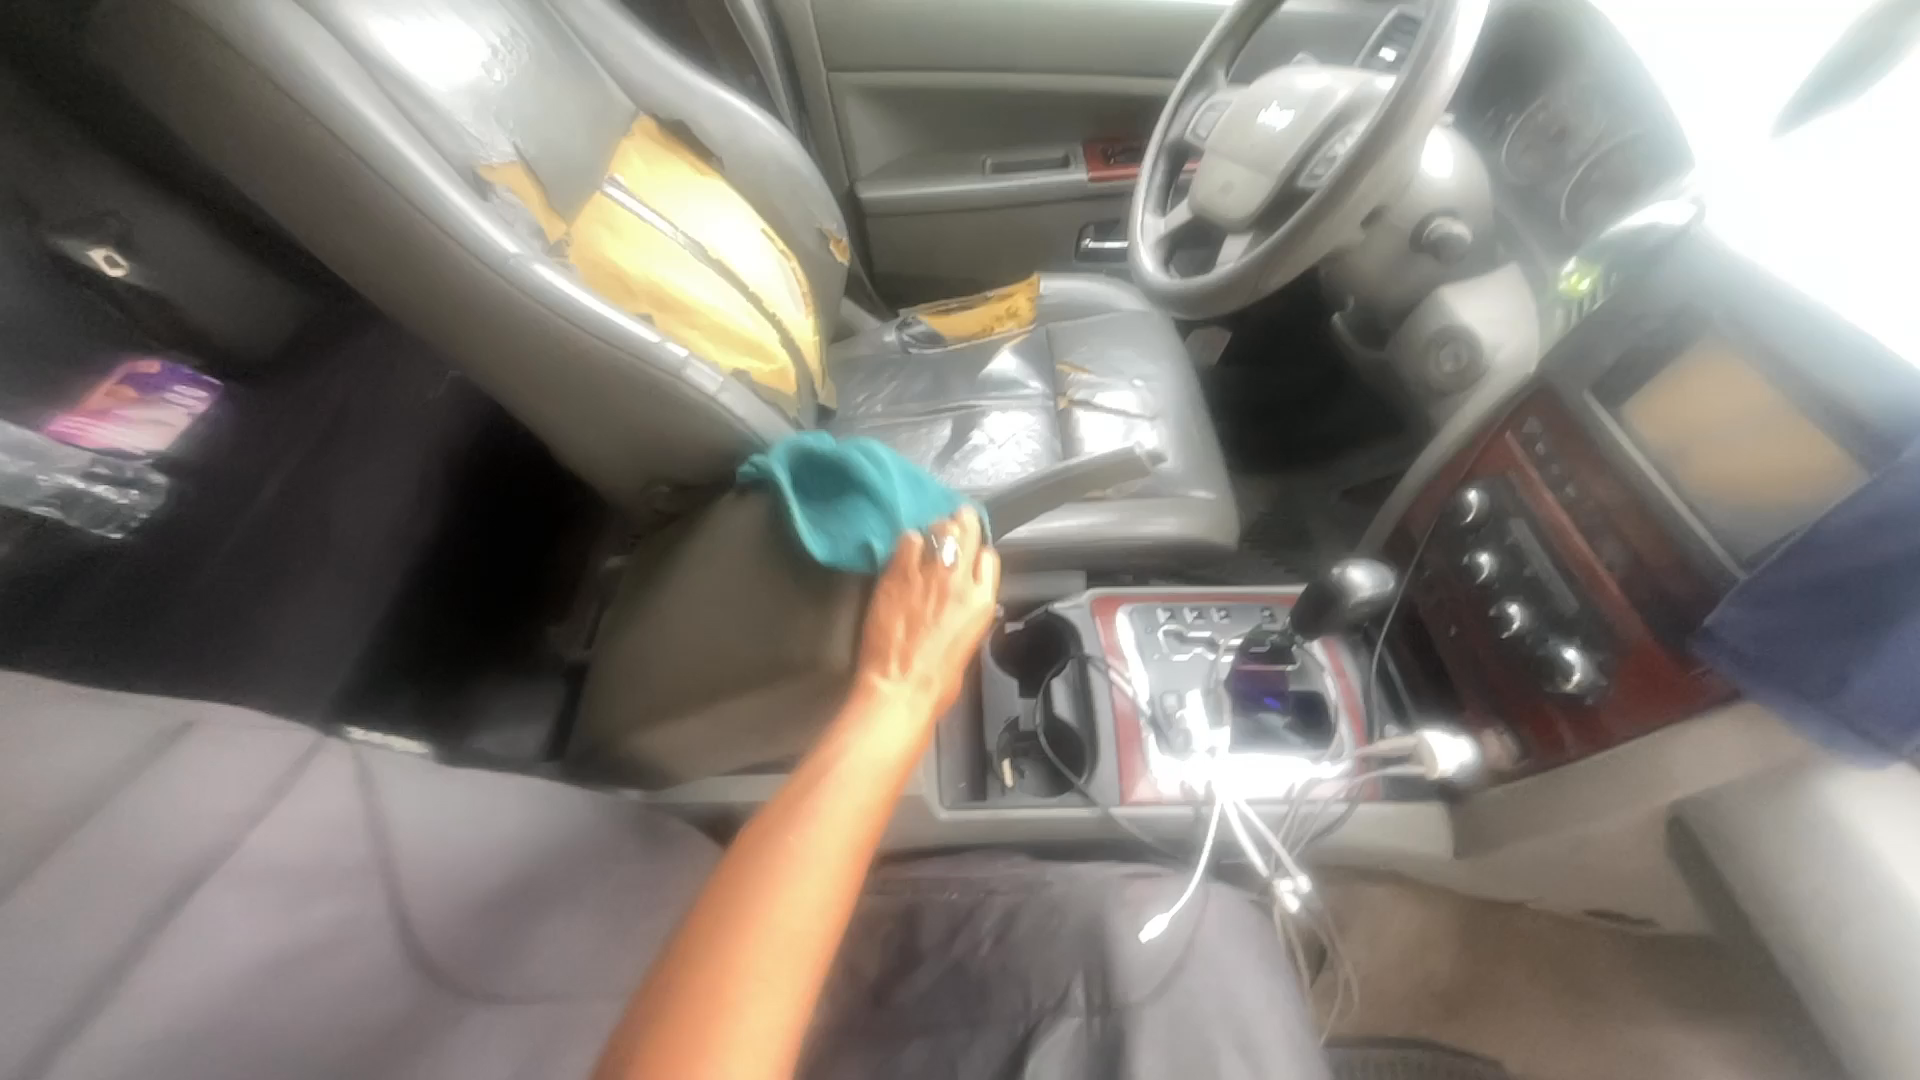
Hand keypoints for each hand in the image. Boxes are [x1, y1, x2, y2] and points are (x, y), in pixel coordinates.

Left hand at [855, 508, 1000, 717]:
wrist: (900, 687)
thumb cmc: (937, 680)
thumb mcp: (968, 643)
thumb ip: (967, 612)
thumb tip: (958, 601)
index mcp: (982, 601)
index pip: (989, 558)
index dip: (979, 552)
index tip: (971, 551)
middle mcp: (959, 579)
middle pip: (966, 533)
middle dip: (962, 523)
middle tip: (956, 519)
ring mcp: (927, 572)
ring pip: (939, 531)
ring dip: (936, 530)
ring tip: (930, 535)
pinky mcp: (897, 573)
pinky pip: (908, 541)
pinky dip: (910, 542)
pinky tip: (906, 548)